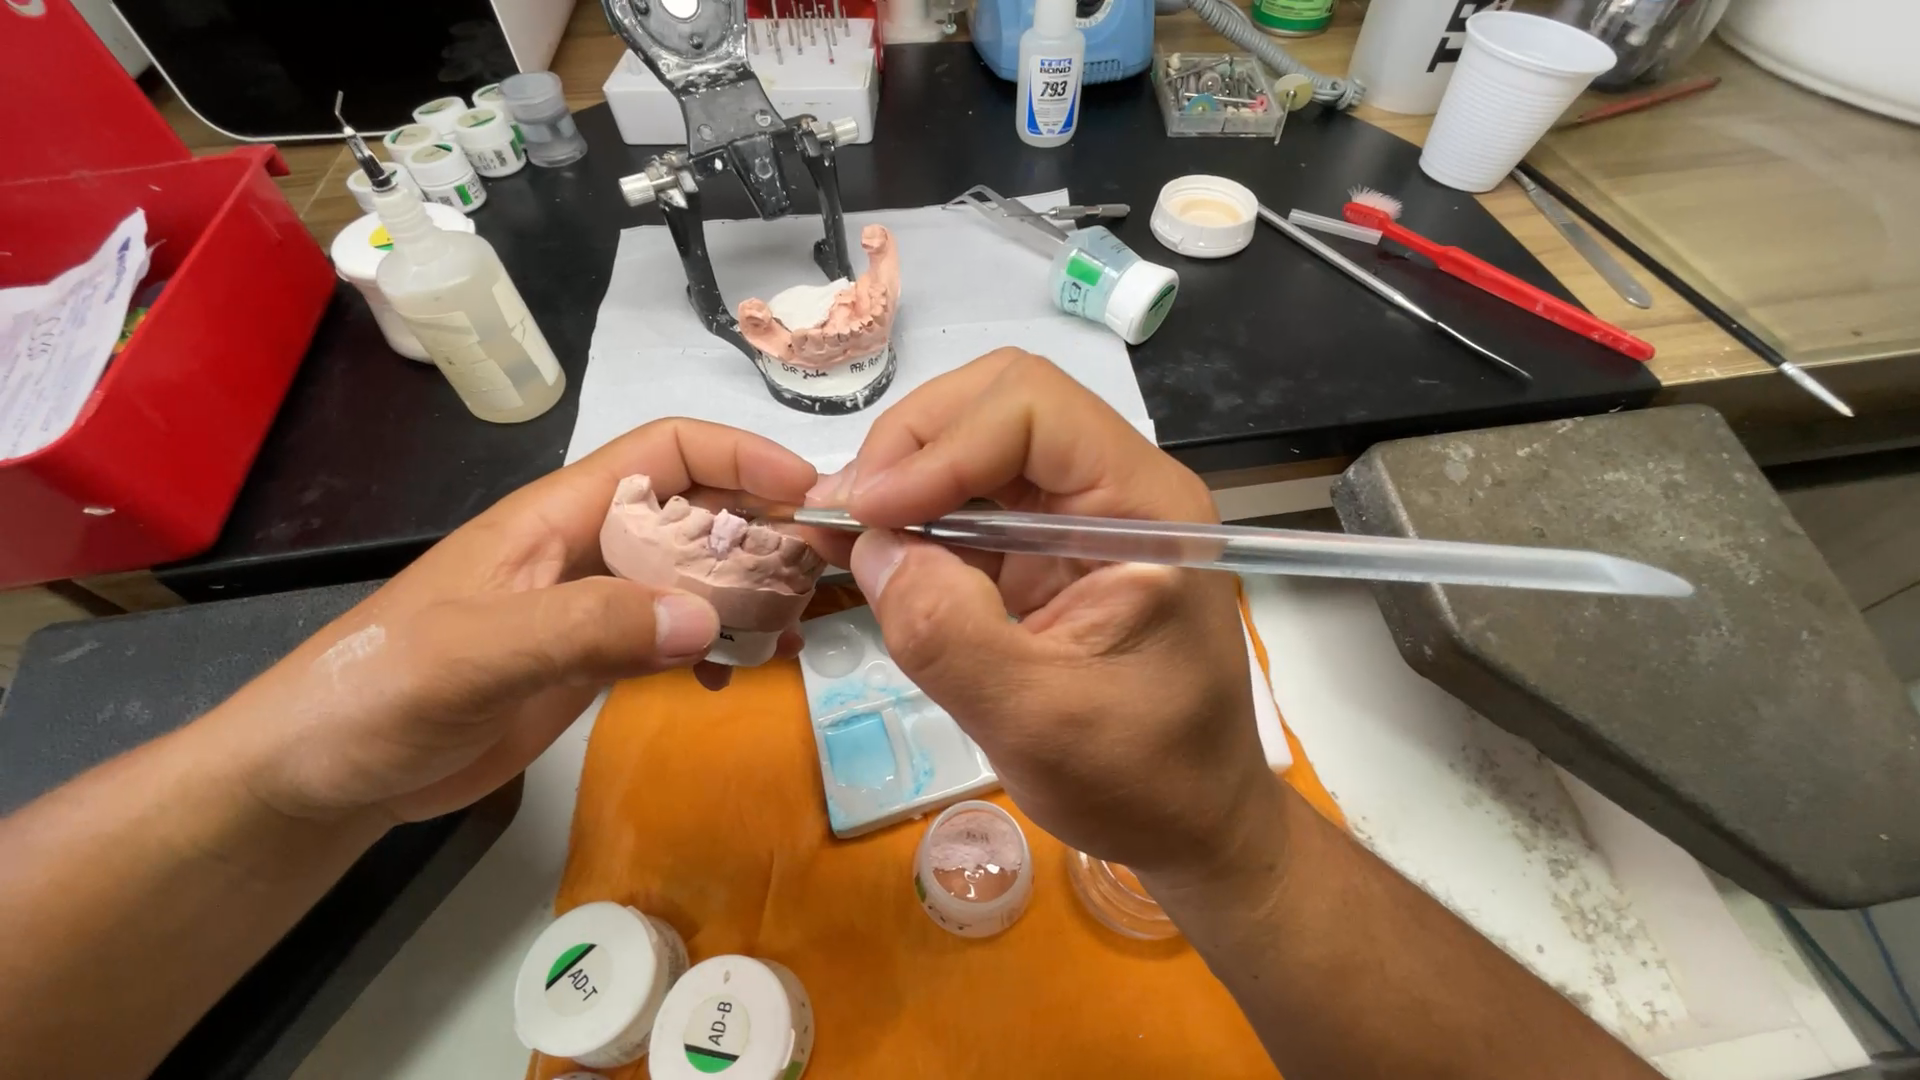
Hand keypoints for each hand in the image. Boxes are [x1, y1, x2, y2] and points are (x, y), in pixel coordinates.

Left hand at [211, 420, 816, 824]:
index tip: (804, 492)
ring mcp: (601, 604)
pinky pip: (682, 634)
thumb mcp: (476, 654)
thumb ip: (588, 628)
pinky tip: (748, 670)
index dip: (740, 455)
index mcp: (563, 515)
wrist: (325, 777)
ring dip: (755, 588)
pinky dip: (724, 644)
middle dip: (767, 526)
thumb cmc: (380, 693)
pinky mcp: (602, 656)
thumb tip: (705, 619)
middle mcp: (594, 548)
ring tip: (800, 620)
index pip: (666, 451)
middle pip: (700, 510)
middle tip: (828, 565)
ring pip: (700, 574)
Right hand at [809, 351, 1282, 880]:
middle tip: (848, 510)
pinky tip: (872, 547)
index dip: (943, 445)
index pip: (1036, 410)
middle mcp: (1116, 489)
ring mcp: (1080, 515)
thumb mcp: (1036, 722)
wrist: (1186, 816)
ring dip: (904, 476)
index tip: (872, 512)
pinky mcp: (1048, 548)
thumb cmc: (1140, 779)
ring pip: (979, 442)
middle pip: (1001, 403)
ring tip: (842, 526)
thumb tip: (872, 548)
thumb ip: (948, 634)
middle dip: (913, 446)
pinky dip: (913, 515)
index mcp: (1144, 509)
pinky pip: (972, 501)